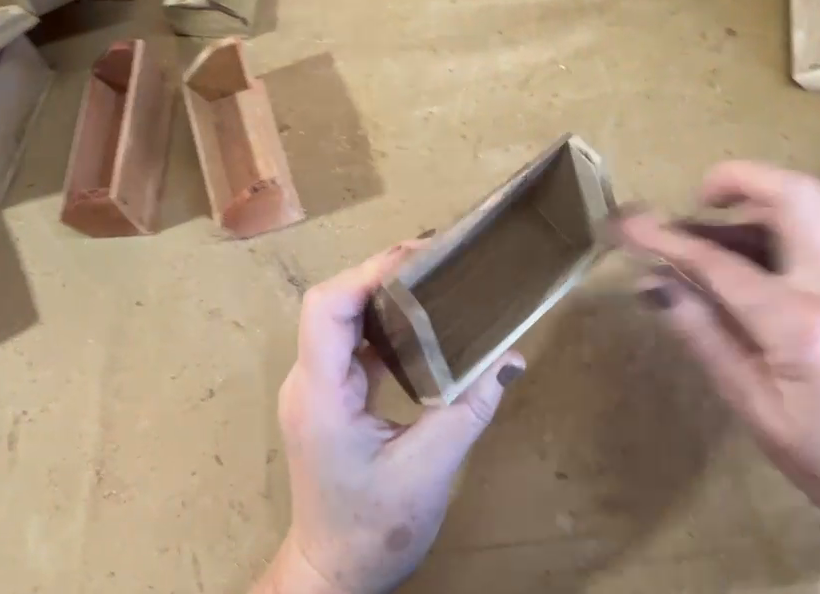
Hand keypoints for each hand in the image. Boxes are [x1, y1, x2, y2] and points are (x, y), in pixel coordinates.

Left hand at [254, 243, 525, 593]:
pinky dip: (381, 324)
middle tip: (434, 259)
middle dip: (379, 274)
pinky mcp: (327, 396)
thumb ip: (467, 410)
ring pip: (339, 320)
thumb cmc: (373, 528)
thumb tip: (511, 361)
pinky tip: (417, 322)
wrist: (333, 573)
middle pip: (332, 305)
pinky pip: (349, 344)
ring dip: (380, 295)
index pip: (326, 308)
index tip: (417, 258)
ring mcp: (314, 387)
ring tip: (431, 278)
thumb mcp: (428, 471)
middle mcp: (307, 380)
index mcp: (320, 393)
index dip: (367, 273)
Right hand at [616, 162, 819, 593]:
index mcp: (808, 329)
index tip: (628, 224)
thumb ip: (704, 336)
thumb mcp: (757, 411)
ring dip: (762, 203)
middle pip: (793, 194)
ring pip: (817, 204)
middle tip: (698, 200)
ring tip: (721, 235)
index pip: (722, 264)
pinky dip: (791, 225)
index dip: (667, 239)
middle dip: (736, 179)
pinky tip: (765, 259)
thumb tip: (654, 283)